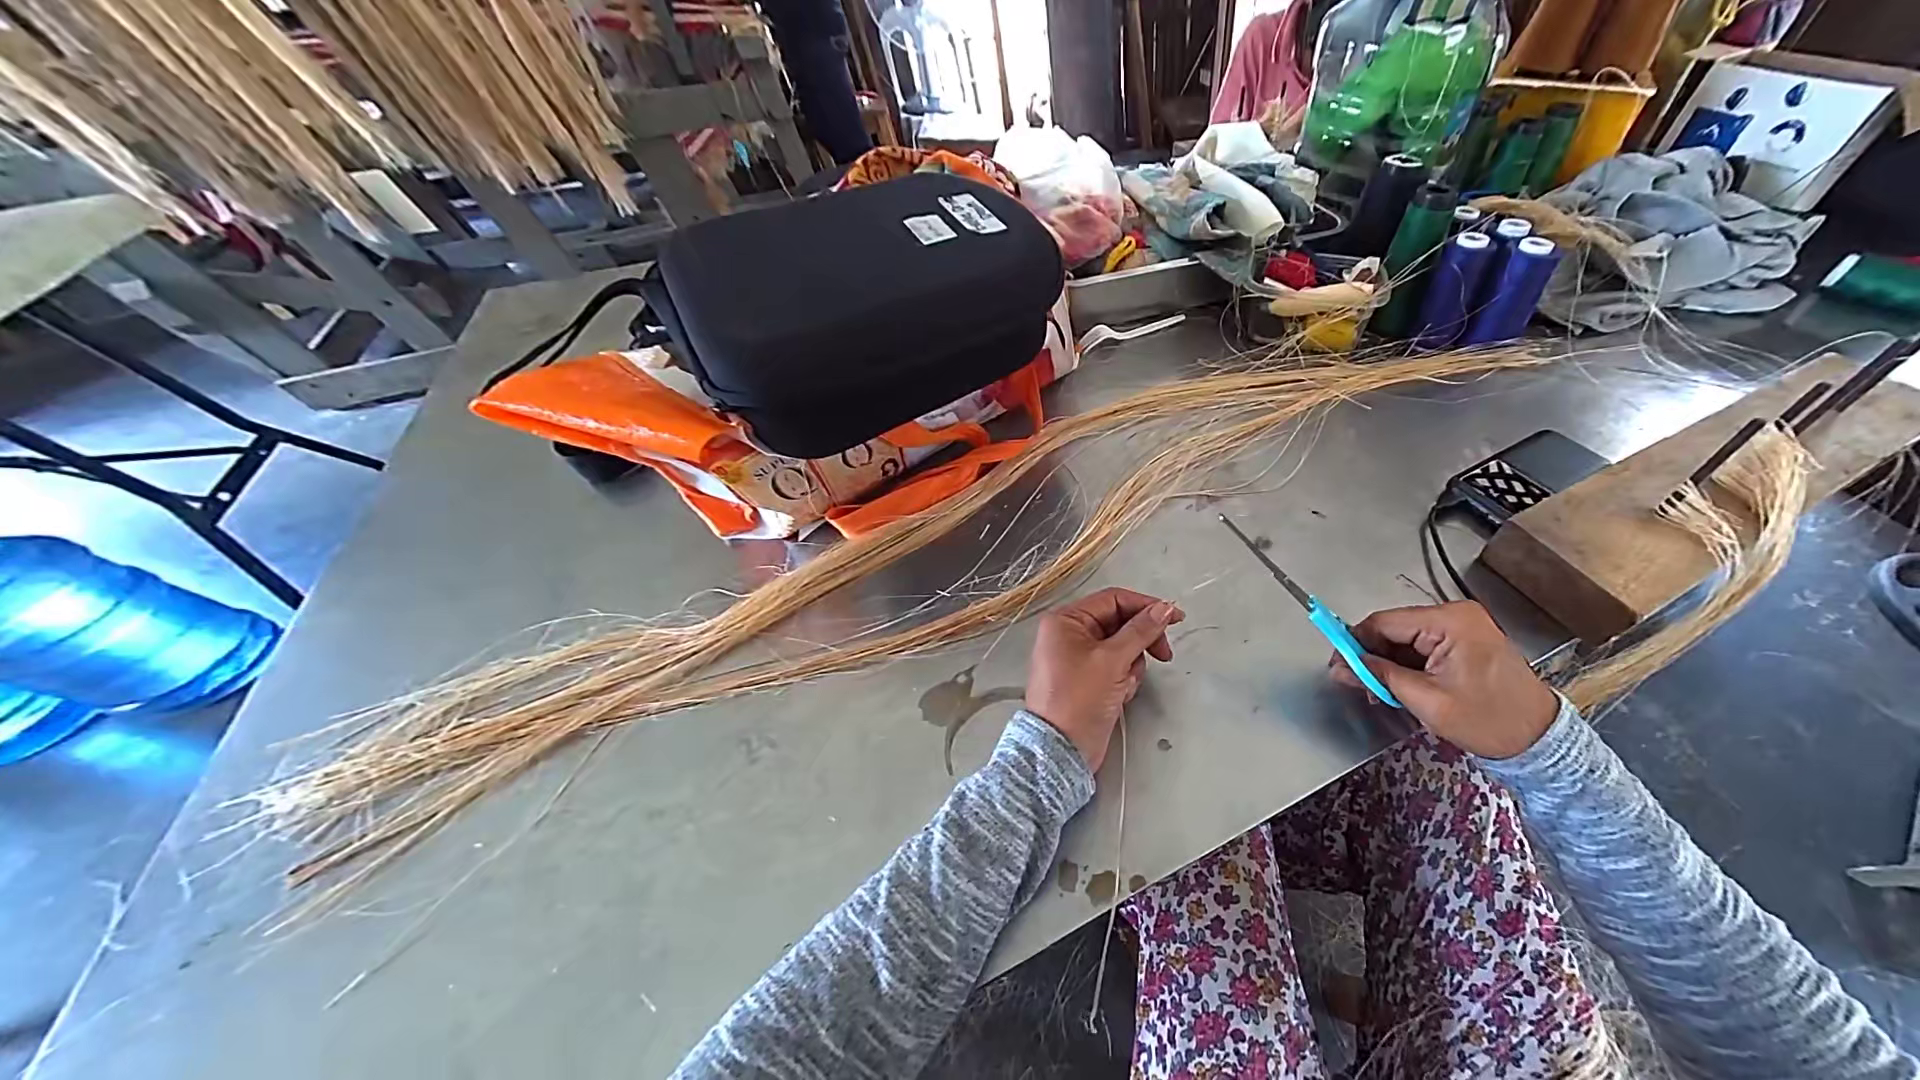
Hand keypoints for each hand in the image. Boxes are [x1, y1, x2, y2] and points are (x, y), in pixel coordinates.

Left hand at [1025, 587, 1183, 770]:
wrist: (1062, 749)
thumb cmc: (1077, 699)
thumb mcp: (1112, 660)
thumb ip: (1140, 631)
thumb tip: (1163, 609)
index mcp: (1065, 621)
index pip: (1113, 600)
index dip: (1146, 606)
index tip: (1174, 618)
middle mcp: (1069, 634)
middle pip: (1120, 623)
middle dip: (1140, 641)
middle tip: (1162, 655)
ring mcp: (1078, 658)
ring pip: (1122, 647)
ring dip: (1131, 665)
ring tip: (1122, 684)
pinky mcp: (1088, 680)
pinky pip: (1116, 668)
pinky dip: (1124, 679)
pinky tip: (1118, 695)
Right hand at [1329, 601, 1557, 759]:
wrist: (1540, 741)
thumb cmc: (1489, 721)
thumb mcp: (1425, 700)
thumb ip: (1378, 675)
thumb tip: (1341, 666)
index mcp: (1450, 622)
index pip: (1383, 622)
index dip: (1354, 643)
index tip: (1338, 665)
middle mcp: (1456, 615)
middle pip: (1392, 628)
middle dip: (1372, 656)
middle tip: (1359, 683)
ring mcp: (1463, 626)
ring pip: (1403, 638)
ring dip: (1387, 663)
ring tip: (1382, 690)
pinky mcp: (1465, 638)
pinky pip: (1420, 645)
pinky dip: (1405, 664)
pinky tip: (1401, 685)